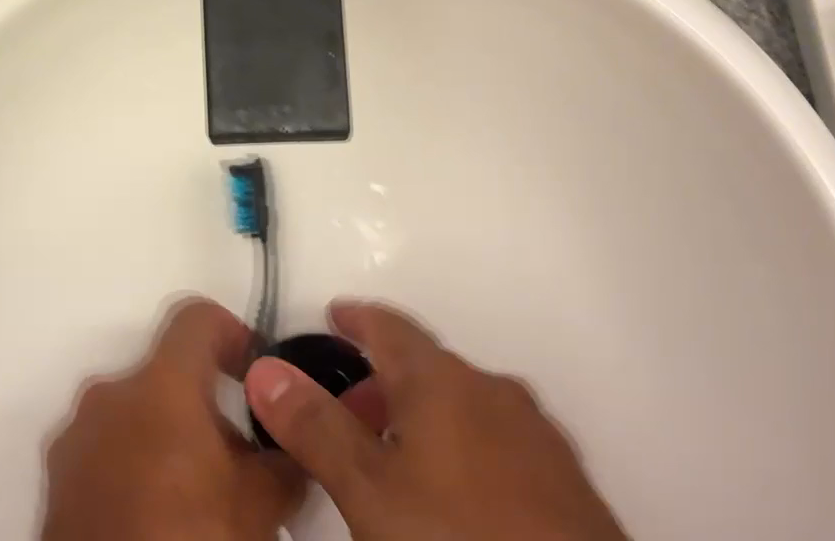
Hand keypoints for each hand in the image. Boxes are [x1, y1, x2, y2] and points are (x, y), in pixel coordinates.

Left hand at [41, 297, 304, 540]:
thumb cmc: (188, 537)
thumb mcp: (260, 505)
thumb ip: (283, 457)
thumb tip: (293, 441)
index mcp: (158, 385)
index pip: (197, 317)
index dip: (235, 334)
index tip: (256, 375)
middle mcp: (107, 394)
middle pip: (166, 372)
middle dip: (205, 405)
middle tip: (237, 457)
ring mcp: (75, 433)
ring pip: (134, 411)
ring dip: (168, 435)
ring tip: (197, 492)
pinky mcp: (56, 473)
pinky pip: (105, 445)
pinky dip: (133, 462)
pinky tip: (156, 510)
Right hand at [245, 301, 627, 540]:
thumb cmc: (456, 538)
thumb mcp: (368, 489)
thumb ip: (314, 426)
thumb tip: (265, 369)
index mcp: (443, 382)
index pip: (390, 326)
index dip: (357, 317)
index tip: (334, 315)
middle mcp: (495, 393)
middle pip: (429, 367)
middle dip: (384, 382)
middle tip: (348, 415)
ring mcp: (538, 438)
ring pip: (467, 406)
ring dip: (425, 417)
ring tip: (396, 460)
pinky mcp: (569, 485)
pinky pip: (501, 443)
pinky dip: (465, 448)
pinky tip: (457, 497)